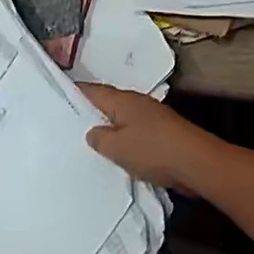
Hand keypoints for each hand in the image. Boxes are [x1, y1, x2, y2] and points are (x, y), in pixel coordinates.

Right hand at [80, 84, 229, 194]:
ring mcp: (151, 117)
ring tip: (89, 141)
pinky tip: (117, 154)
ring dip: (109, 128)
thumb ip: (99, 138)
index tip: (57, 95)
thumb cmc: (153, 150)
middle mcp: (136, 103)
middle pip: (107, 104)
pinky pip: (135, 133)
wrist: (196, 162)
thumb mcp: (116, 147)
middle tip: (68, 123)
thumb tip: (93, 131)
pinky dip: (124, 140)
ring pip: (122, 119)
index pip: (92, 90)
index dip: (74, 91)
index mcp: (122, 100)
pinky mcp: (162, 134)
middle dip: (90, 111)